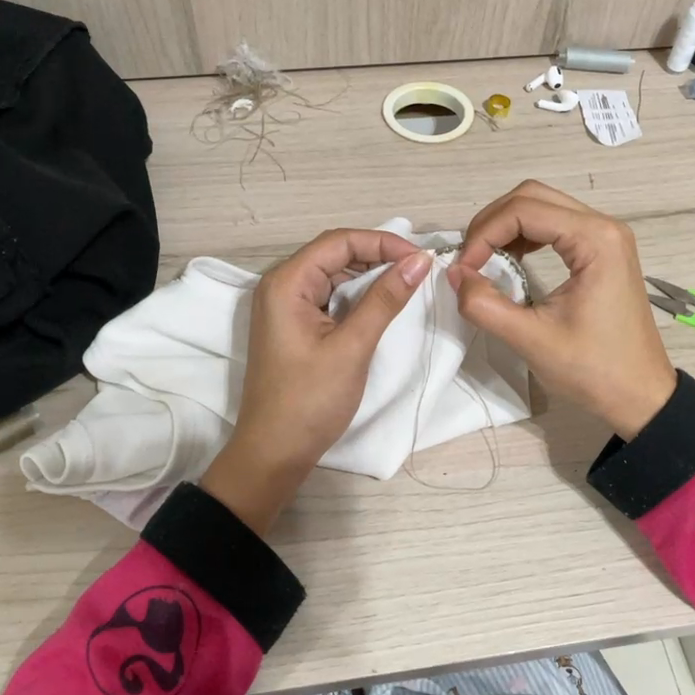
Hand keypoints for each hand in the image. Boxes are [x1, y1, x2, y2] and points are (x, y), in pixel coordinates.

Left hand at [201, 229, 432, 532]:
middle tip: (419, 270)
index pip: (338, 242)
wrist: (273, 453)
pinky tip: (382, 304)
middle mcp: (280, 286)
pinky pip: (327, 297)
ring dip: (369, 276)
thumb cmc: (309, 400)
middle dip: (377, 256)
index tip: (421, 257)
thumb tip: (418, 261)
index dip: (382, 242)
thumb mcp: (352, 347)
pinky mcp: (292, 326)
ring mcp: (284, 307)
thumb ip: (385, 300)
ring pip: (332, 275)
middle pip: (334, 254)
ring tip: (407, 284)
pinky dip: (356, 296)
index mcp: (286, 283)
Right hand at [449, 181, 676, 439]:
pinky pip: (554, 225)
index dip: (484, 234)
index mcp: (595, 240)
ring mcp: (605, 236)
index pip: (524, 210)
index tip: (463, 270)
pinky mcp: (602, 250)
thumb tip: (454, 275)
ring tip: (483, 260)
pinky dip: (524, 236)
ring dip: (506, 227)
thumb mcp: (531, 340)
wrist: (641, 396)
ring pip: (542, 206)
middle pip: (532, 197)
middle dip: (492, 223)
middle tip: (469, 260)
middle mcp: (603, 226)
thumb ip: (485, 305)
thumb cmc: (594, 370)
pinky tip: (509, 261)